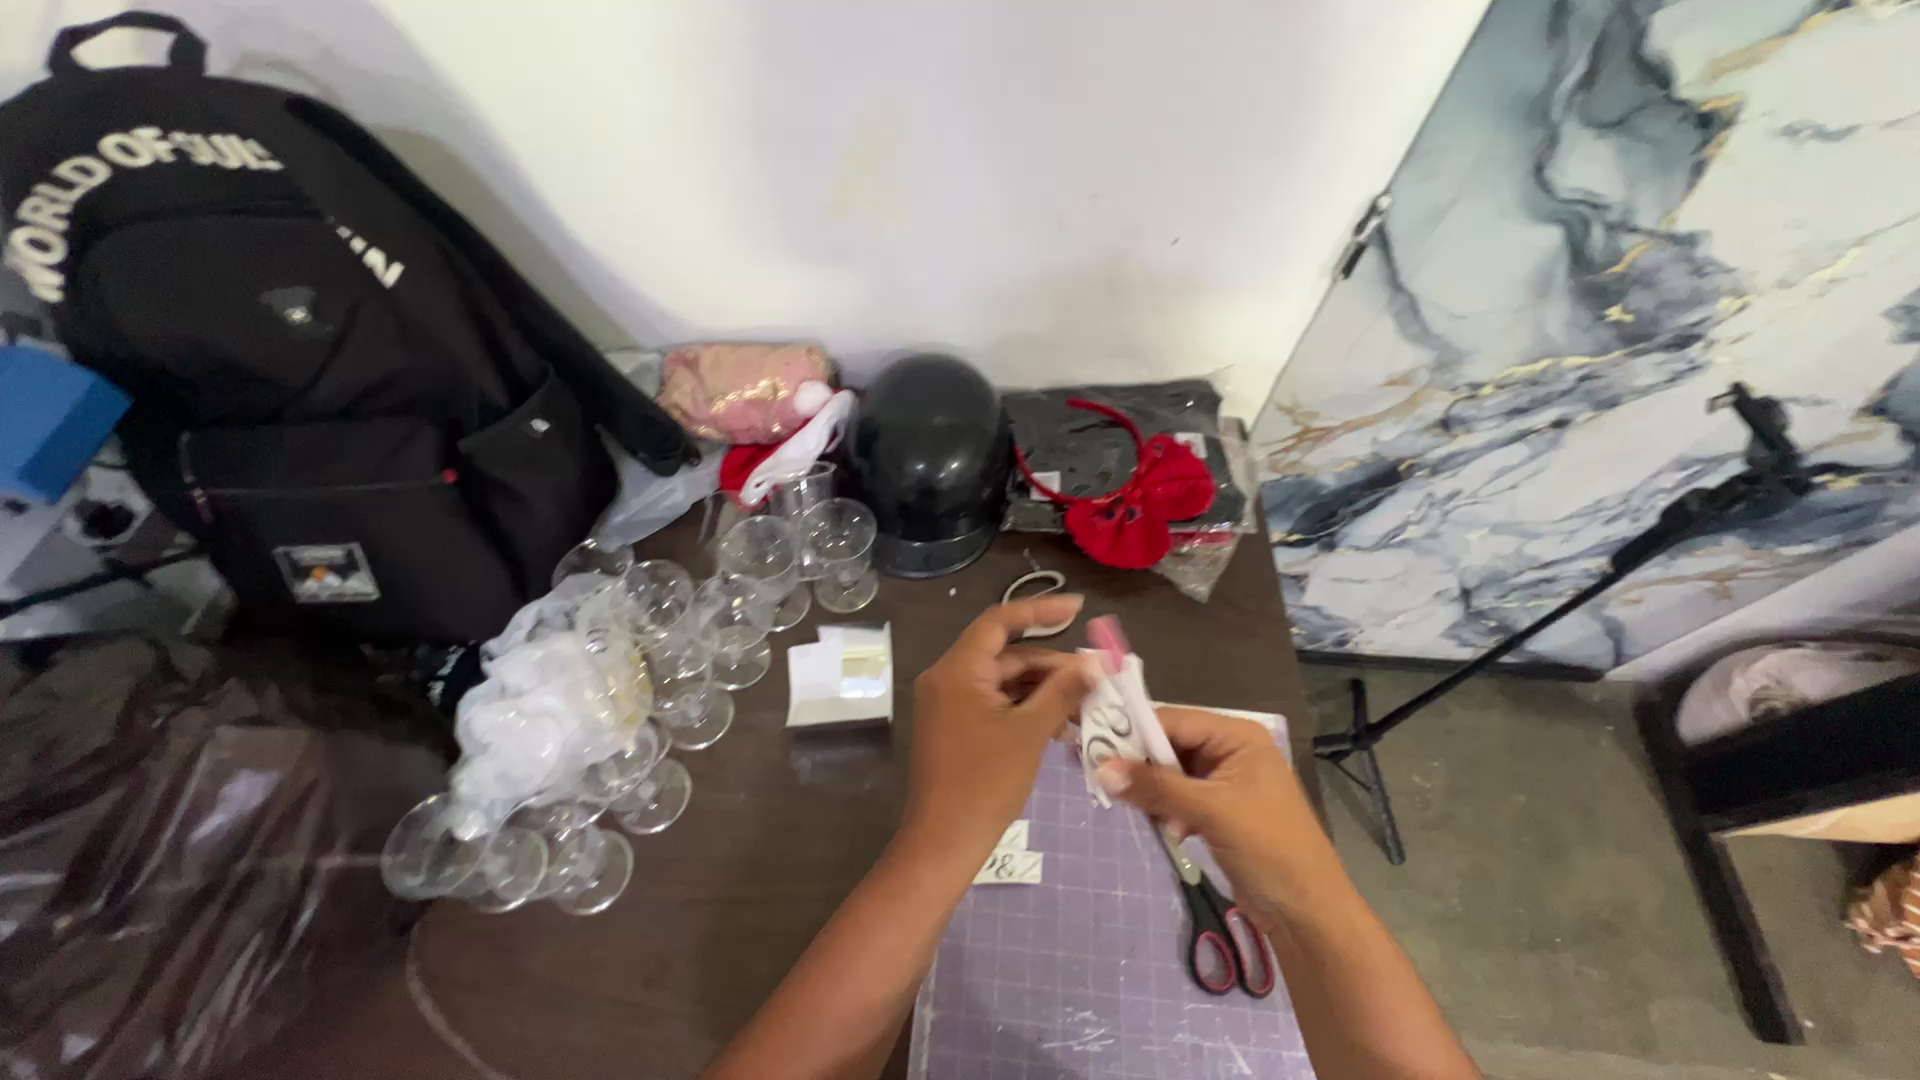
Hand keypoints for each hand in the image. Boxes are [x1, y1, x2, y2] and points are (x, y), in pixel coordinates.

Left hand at [899, 595, 1101, 859]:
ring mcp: (949, 704)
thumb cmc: (985, 783)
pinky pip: (995, 703)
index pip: (999, 622)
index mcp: (957, 670)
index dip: (1040, 611)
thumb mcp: (1030, 732)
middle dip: (1051, 664)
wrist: (944, 841)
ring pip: (1003, 681)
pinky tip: (1061, 724)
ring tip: (1086, 703)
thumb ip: (1062, 690)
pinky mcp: (956, 726)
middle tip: (1095, 676)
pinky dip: (1025, 708)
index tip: (1078, 609)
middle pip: (1005, 655)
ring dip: (1042, 689)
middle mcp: (947, 678)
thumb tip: (1094, 662)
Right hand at [1099, 707, 1339, 917]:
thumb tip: (1101, 769)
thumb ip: (1155, 788)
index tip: (1093, 746)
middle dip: (1143, 767)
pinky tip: (1172, 832)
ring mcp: (1225, 781)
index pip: (1174, 720)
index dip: (1134, 732)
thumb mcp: (1210, 811)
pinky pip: (1179, 798)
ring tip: (1150, 816)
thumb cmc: (1269, 848)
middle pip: (1169, 745)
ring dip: (1156, 795)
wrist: (1307, 912)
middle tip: (1105, 781)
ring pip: (1170, 774)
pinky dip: (1168, 811)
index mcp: (1238, 736)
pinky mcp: (1219, 810)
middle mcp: (1230, 750)